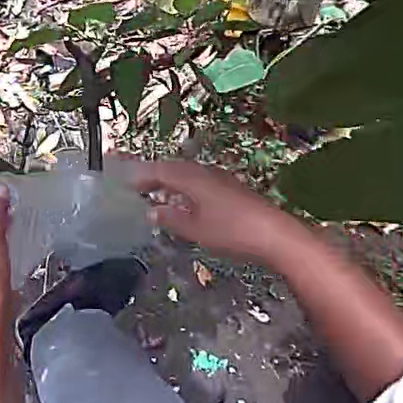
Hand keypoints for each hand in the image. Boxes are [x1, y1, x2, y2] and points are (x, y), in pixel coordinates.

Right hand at [125, 159, 306, 264]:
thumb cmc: (231, 231)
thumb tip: (151, 212)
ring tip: (156, 194)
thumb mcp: (194, 229)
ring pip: (186, 174)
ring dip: (169, 181)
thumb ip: (170, 219)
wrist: (276, 235)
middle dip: (153, 176)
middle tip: (136, 187)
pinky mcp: (230, 188)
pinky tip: (184, 202)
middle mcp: (204, 172)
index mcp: (191, 178)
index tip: (125, 184)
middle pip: (172, 168)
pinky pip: (198, 181)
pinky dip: (184, 188)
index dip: (140, 176)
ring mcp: (219, 178)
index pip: (158, 170)